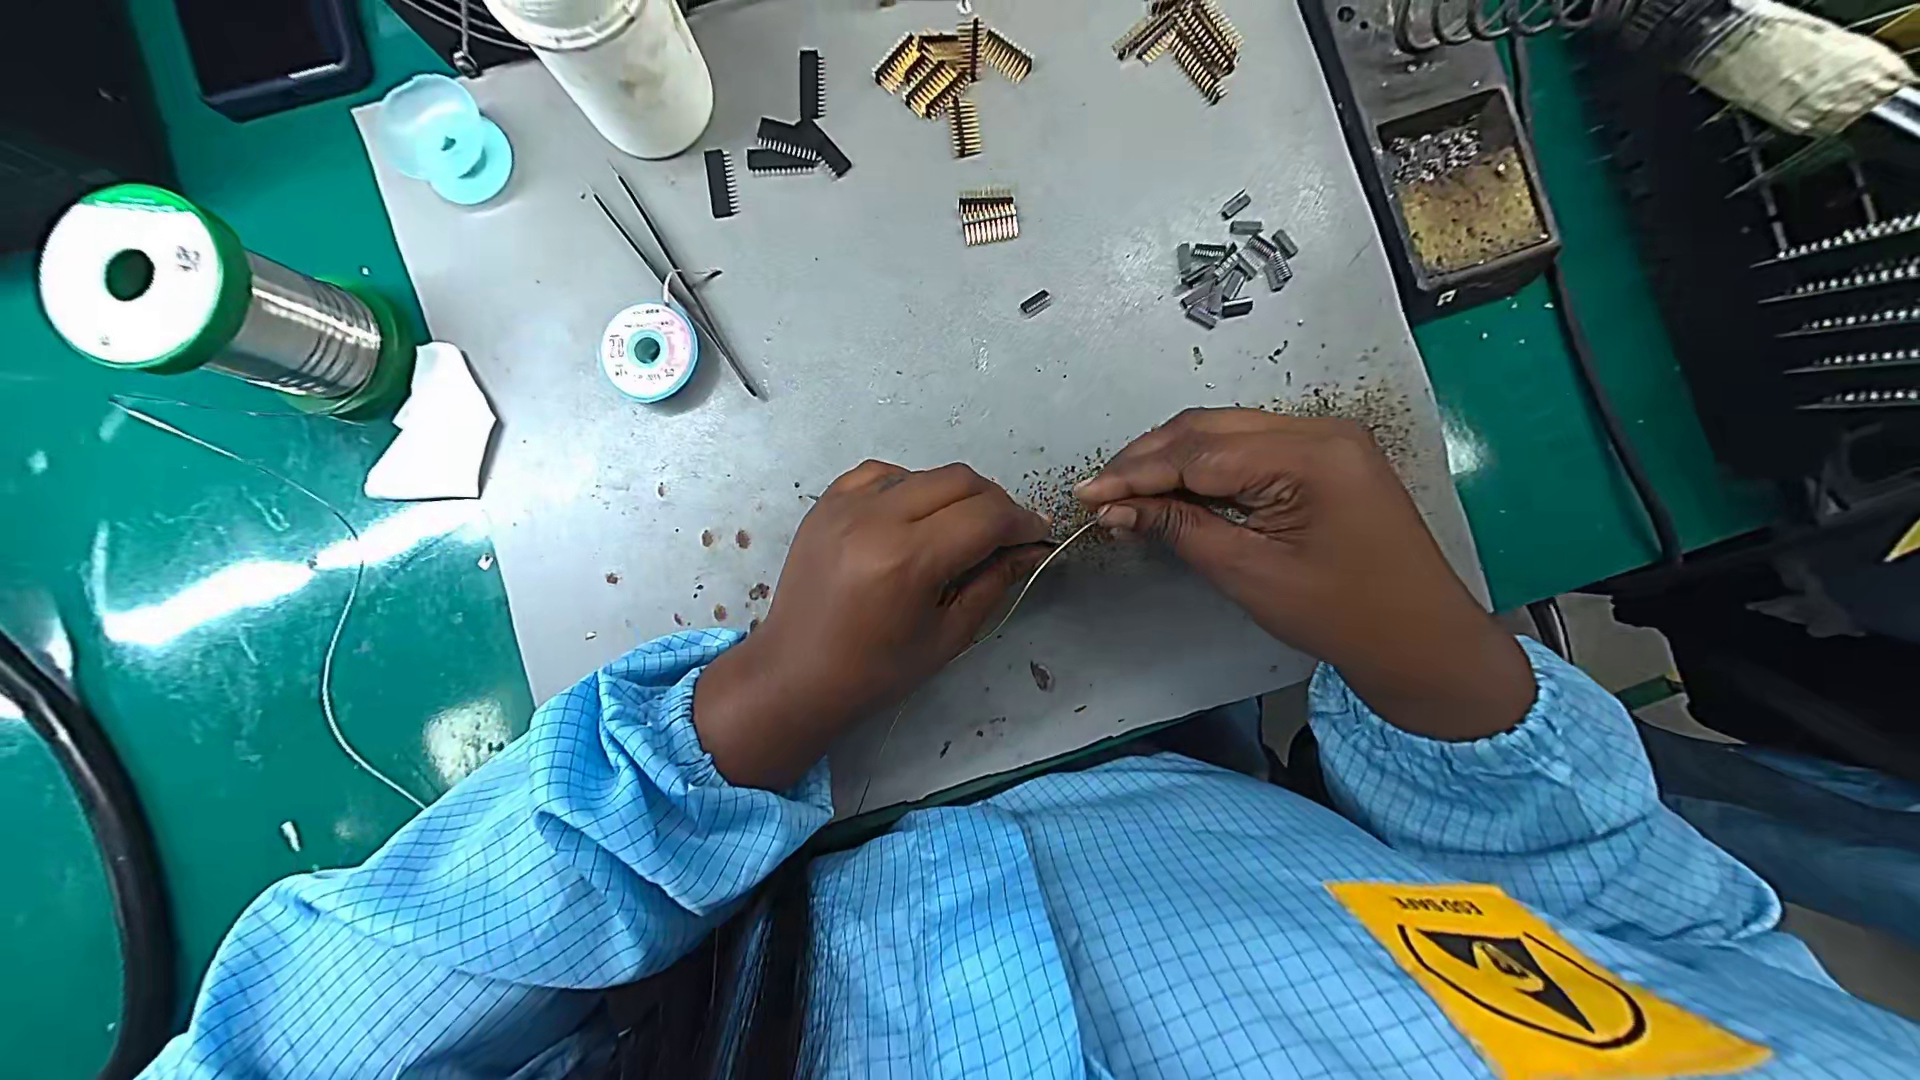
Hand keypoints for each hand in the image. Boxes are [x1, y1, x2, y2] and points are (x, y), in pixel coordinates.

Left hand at [694, 461, 1051, 788]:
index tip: (1037, 535)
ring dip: (956, 494)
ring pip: (924, 473)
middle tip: (1005, 533)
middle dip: (996, 502)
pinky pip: (881, 474)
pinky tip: (913, 514)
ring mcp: (844, 506)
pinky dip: (910, 486)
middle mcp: (875, 519)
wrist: (795, 673)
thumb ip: (992, 583)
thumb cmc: (875, 671)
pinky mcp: (825, 504)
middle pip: (960, 480)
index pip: (986, 516)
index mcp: (907, 560)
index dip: (1022, 522)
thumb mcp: (946, 636)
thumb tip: (1029, 550)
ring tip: (959, 528)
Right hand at [1076, 408, 1532, 740]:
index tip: (1087, 495)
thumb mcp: (1246, 571)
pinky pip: (1244, 447)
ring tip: (1125, 491)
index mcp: (1308, 455)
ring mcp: (1322, 438)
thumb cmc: (1337, 614)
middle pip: (1206, 429)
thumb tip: (1113, 506)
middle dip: (1145, 459)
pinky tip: (1171, 487)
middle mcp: (1316, 429)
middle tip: (1100, 492)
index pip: (1197, 452)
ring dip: (1168, 458)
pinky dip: (1200, 465)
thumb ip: (1178, 526)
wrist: (1421, 639)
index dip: (1135, 473)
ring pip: (1221, 432)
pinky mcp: (1320, 455)